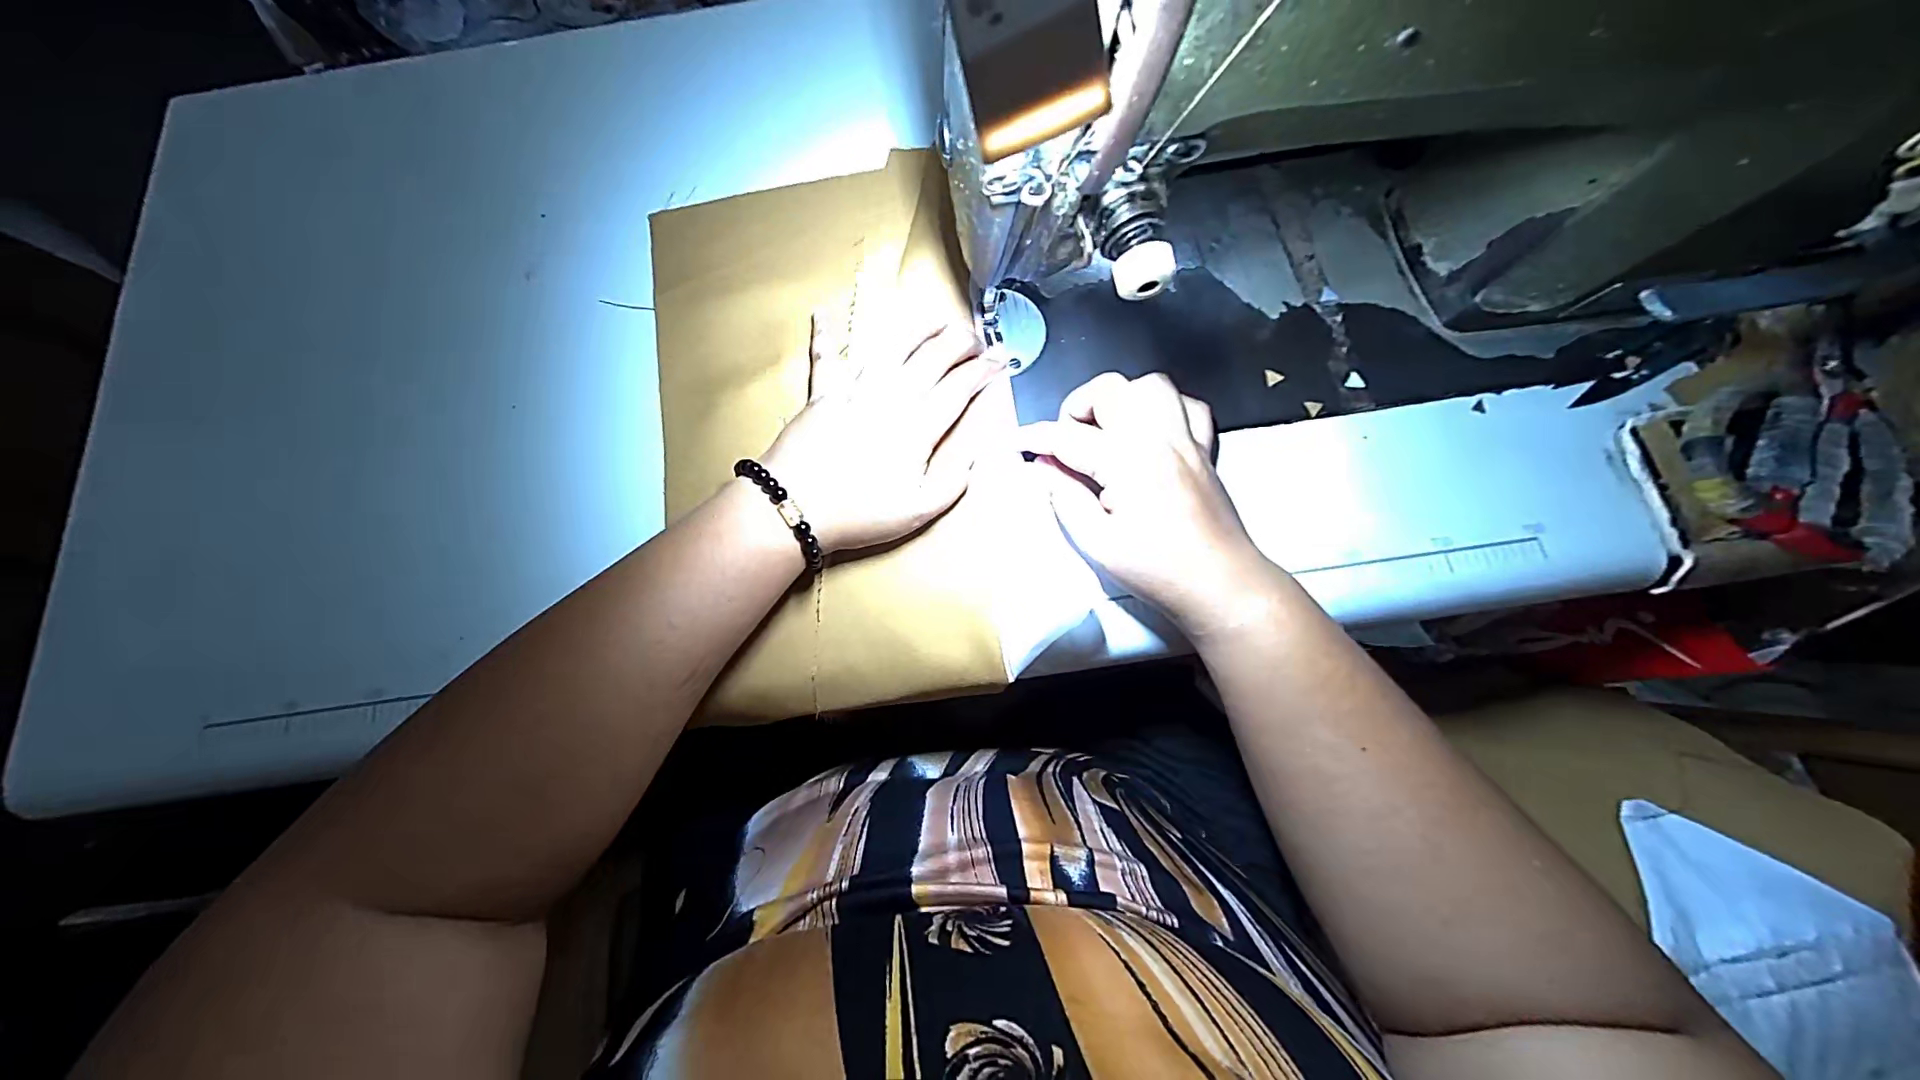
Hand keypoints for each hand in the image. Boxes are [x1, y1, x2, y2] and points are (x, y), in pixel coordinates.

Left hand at [758, 314, 1002, 553]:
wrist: (795, 507)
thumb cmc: (860, 514)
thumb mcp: (920, 510)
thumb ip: (954, 479)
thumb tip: (977, 451)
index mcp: (919, 426)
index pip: (960, 386)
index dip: (984, 370)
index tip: (1001, 360)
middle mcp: (891, 396)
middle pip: (933, 355)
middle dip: (961, 341)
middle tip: (976, 339)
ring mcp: (855, 389)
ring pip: (891, 344)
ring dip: (918, 327)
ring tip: (935, 319)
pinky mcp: (822, 393)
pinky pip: (825, 356)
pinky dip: (825, 333)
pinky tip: (824, 311)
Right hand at [1015, 372, 1289, 634]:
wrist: (1222, 584)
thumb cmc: (1161, 571)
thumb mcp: (1097, 544)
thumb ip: (1065, 499)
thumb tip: (1045, 468)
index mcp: (1129, 461)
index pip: (1068, 437)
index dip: (1035, 438)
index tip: (1017, 441)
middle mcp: (1159, 438)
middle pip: (1110, 390)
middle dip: (1077, 407)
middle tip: (1065, 441)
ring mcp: (1186, 440)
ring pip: (1151, 386)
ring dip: (1120, 399)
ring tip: (1105, 430)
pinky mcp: (1203, 451)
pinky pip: (1186, 407)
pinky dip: (1161, 410)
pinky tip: (1147, 435)